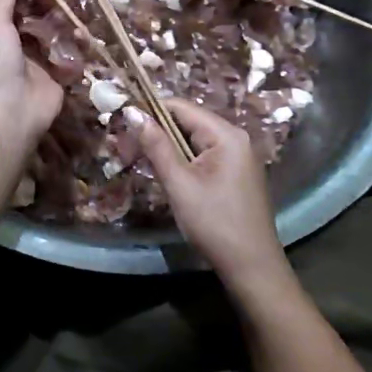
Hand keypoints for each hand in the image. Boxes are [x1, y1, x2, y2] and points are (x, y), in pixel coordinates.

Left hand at [0, 0, 62, 153]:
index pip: (11, 1)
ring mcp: (34, 62)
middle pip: (35, 17)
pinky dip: (76, 52)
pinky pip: (68, 58)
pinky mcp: (54, 79)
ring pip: (54, 35)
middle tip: (63, 3)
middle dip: (50, 8)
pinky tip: (83, 44)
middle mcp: (13, 44)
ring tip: (75, 23)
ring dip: (65, 28)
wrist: (9, 114)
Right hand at [135, 98, 284, 274]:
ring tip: (139, 157)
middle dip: (156, 129)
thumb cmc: (213, 221)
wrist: (249, 264)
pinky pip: (201, 154)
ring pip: (192, 139)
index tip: (121, 121)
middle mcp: (235, 139)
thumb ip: (156, 146)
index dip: (150, 110)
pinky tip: (165, 172)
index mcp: (226, 136)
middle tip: (125, 144)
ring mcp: (237, 157)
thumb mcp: (179, 182)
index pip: (181, 107)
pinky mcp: (233, 173)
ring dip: (166, 145)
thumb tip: (133, 113)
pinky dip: (180, 158)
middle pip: (188, 121)